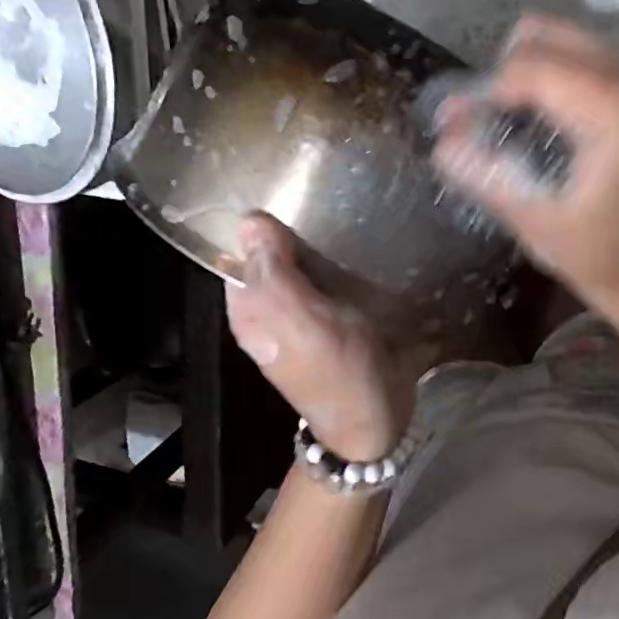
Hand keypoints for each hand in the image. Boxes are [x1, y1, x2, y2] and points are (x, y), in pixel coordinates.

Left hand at [225, 214, 413, 463]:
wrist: (376, 424)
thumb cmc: (338, 373)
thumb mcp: (304, 322)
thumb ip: (274, 274)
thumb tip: (249, 221)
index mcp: (251, 308)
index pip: (243, 249)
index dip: (262, 222)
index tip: (294, 195)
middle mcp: (269, 309)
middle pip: (273, 253)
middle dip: (296, 228)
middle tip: (329, 201)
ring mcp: (301, 314)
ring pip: (303, 262)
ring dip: (322, 243)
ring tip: (347, 216)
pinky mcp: (331, 319)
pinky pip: (328, 278)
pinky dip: (340, 262)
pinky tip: (359, 250)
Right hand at [434, 15, 618, 301]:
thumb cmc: (588, 246)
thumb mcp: (530, 217)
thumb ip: (485, 174)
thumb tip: (442, 138)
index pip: (531, 70)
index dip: (484, 96)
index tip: (459, 132)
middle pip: (535, 41)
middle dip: (497, 82)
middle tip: (481, 130)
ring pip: (544, 36)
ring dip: (511, 76)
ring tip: (505, 124)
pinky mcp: (616, 77)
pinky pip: (557, 49)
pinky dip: (528, 76)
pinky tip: (526, 119)